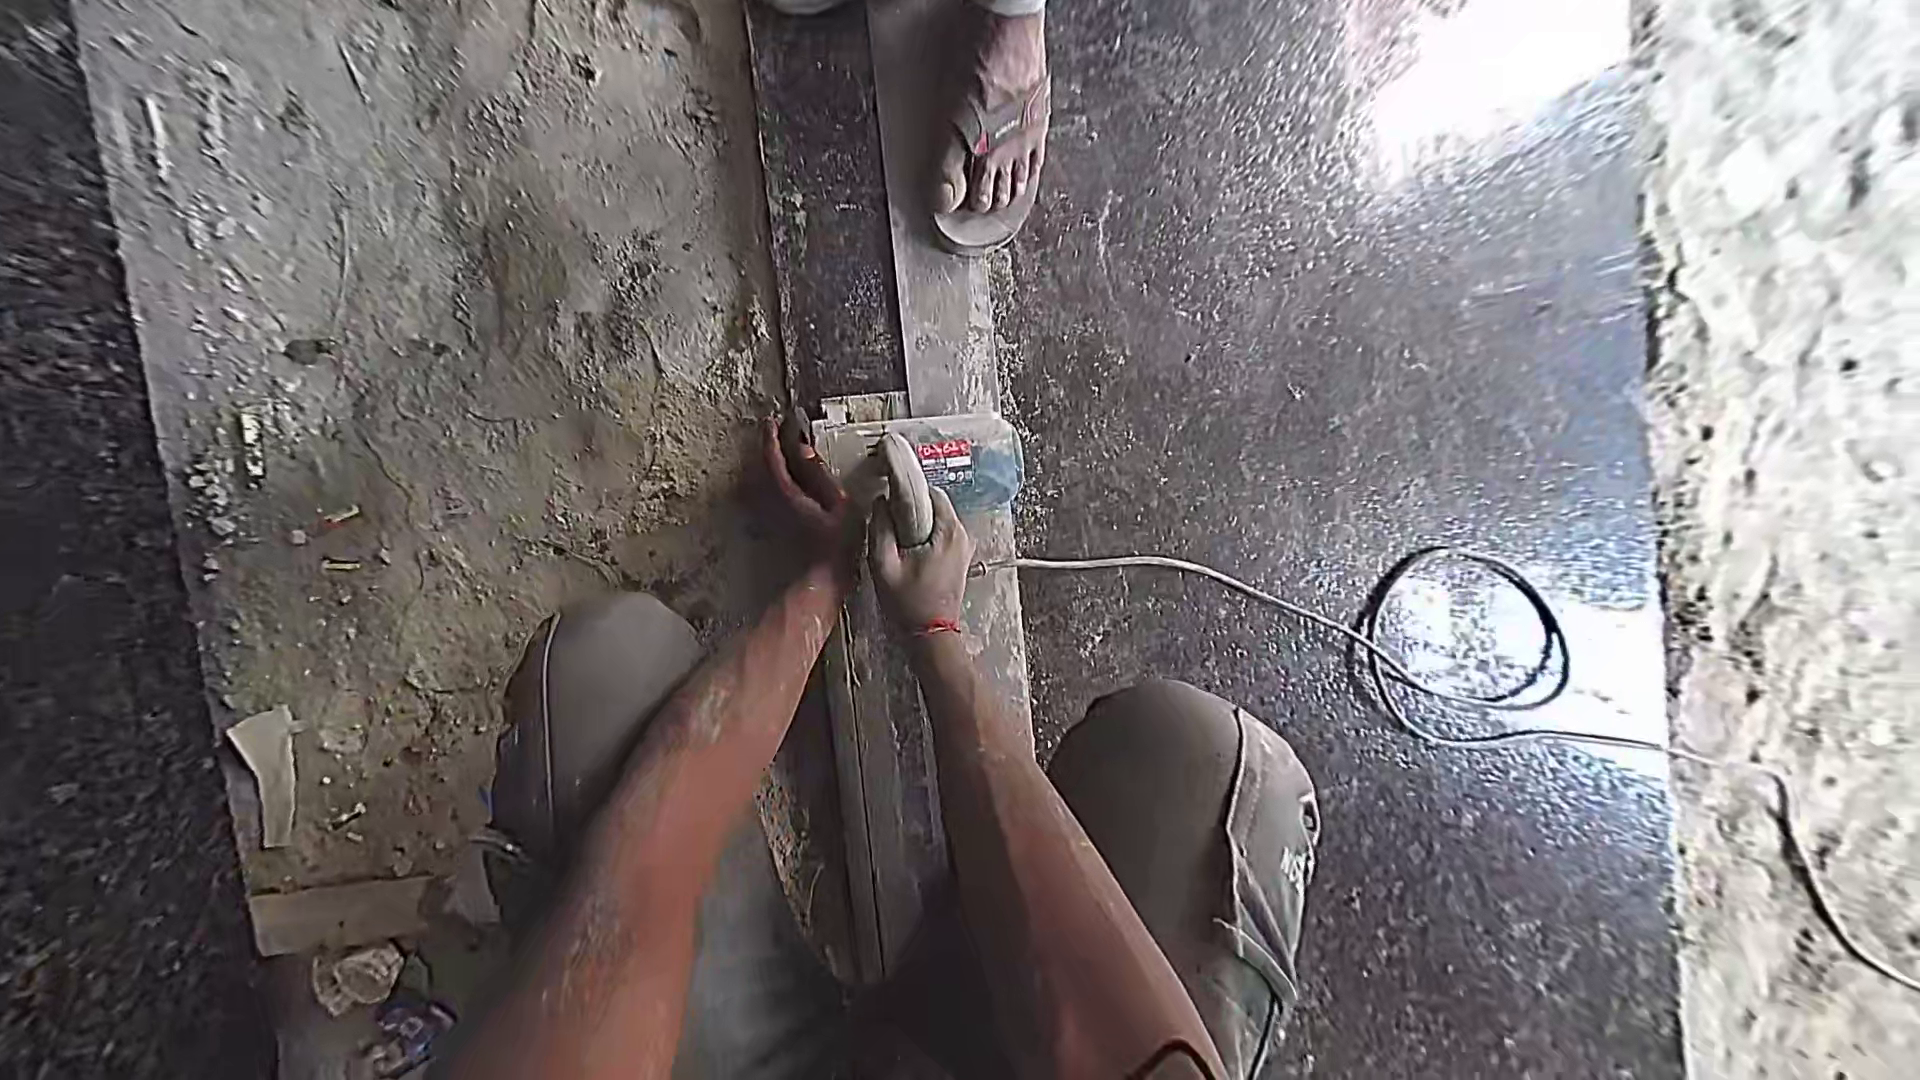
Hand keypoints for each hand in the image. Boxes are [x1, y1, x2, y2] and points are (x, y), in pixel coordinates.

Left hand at [762, 416, 859, 577]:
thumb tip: (806, 450)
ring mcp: (772, 515)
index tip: (774, 420)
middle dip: (771, 446)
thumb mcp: (840, 507)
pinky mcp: (777, 526)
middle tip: (780, 430)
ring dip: (774, 462)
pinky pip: (773, 493)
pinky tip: (793, 481)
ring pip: (766, 480)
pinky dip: (779, 480)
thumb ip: (821, 477)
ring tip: (787, 450)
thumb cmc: (834, 550)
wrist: (819, 585)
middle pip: (764, 466)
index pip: (772, 456)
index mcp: (787, 493)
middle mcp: (773, 502)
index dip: (772, 436)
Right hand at [868, 486, 973, 629]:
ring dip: (918, 520)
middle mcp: (963, 534)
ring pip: (938, 518)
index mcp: (949, 531)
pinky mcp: (961, 556)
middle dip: (911, 505)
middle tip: (888, 516)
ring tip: (895, 531)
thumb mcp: (883, 565)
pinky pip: (942, 532)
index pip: (929, 491)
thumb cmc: (908, 602)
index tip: (887, 490)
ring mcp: (965, 546)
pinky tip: (909, 545)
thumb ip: (880, 529)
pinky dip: (926, 532)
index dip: (907, 488)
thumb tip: (881, 502)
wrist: (931, 633)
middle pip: (935, 504)